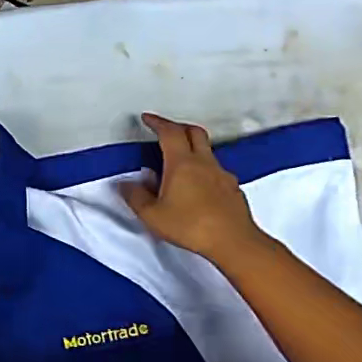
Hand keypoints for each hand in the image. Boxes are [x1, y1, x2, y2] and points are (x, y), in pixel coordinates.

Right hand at [120, 113, 272, 261]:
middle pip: (194, 132)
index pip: (170, 132)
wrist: (234, 242)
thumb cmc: (191, 226)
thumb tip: (126, 184)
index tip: (147, 119)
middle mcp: (204, 163)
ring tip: (177, 161)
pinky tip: (196, 185)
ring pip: (207, 150)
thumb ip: (135, 196)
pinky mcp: (233, 188)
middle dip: (177, 126)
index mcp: (182, 163)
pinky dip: (203, 168)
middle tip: (165, 130)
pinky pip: (216, 169)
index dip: (157, 122)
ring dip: (191, 148)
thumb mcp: (151, 214)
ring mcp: (222, 174)